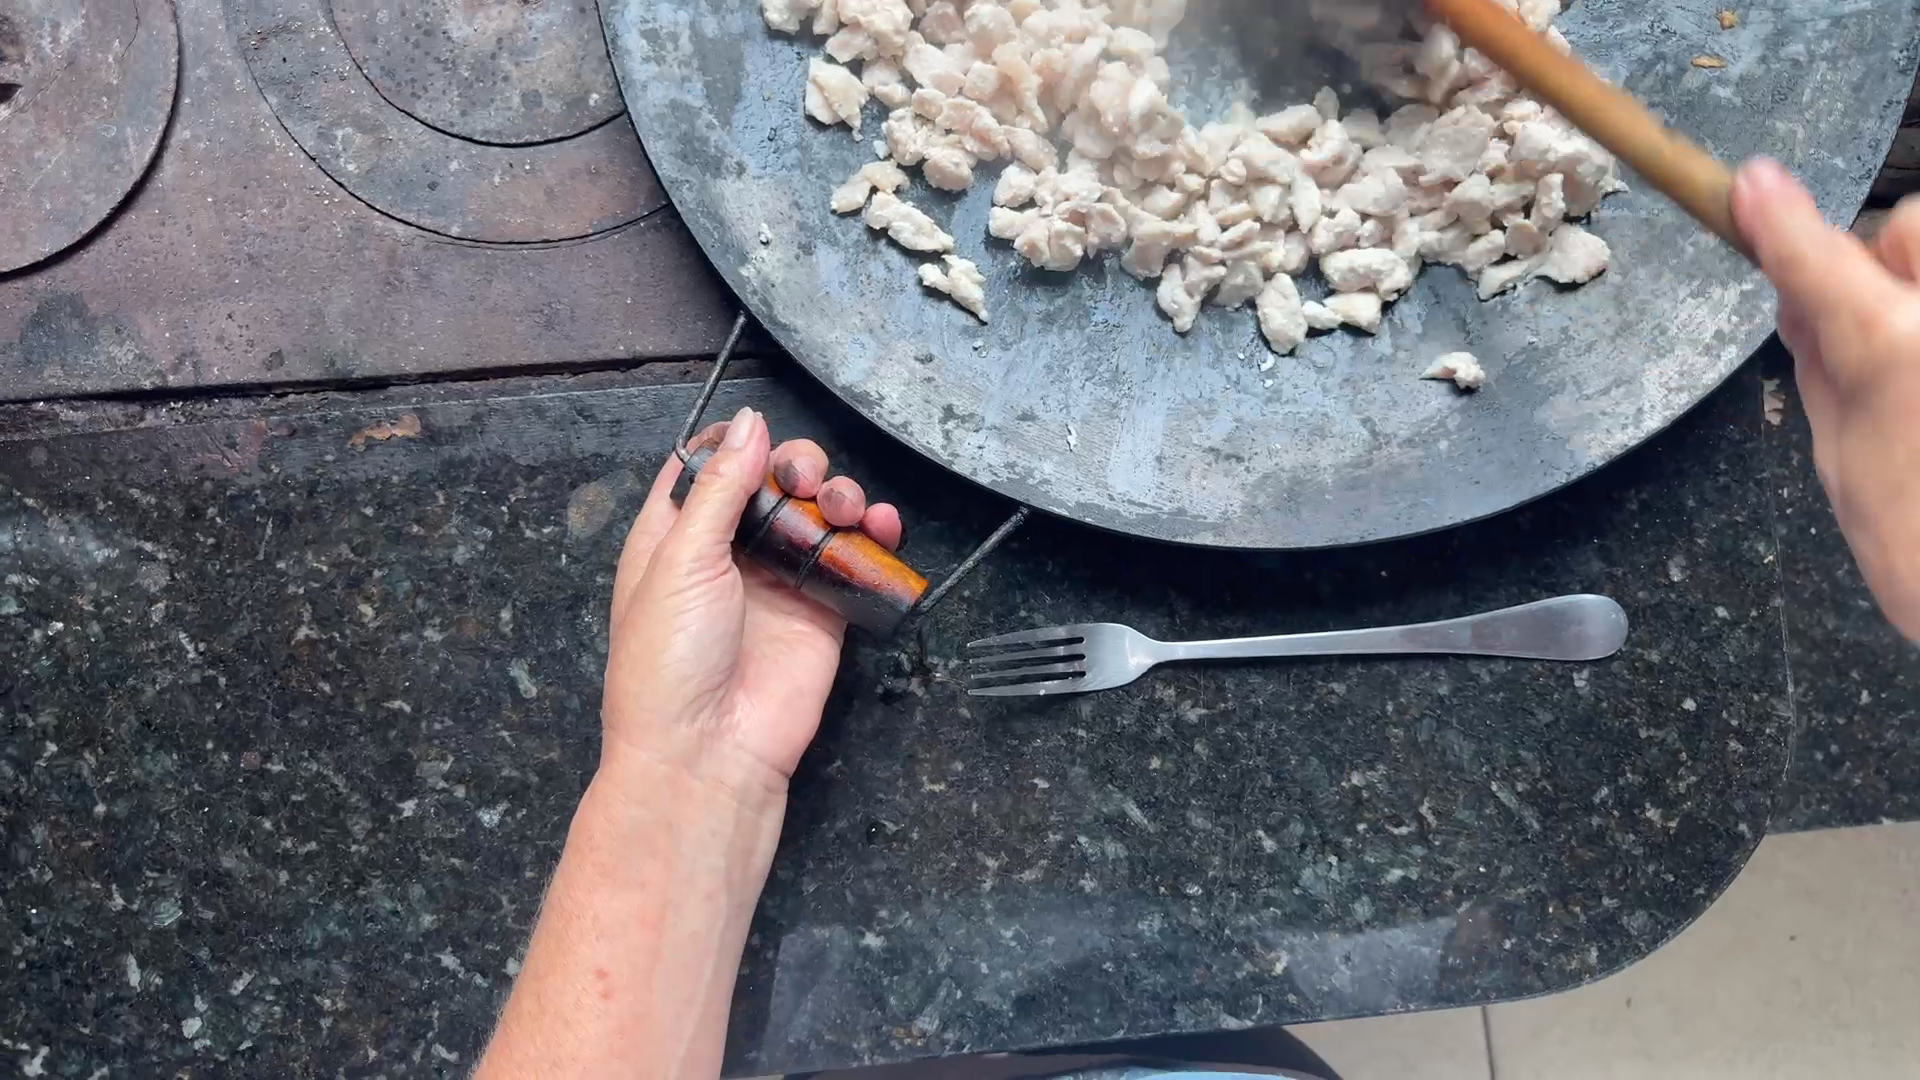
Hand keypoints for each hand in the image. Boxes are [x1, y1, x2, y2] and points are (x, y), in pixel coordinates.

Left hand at [600, 407, 902, 797]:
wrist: (713, 749)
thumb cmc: (673, 655)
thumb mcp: (682, 562)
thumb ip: (721, 488)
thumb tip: (750, 420)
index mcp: (679, 533)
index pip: (708, 465)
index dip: (736, 442)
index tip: (761, 434)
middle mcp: (732, 549)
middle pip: (774, 481)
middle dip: (798, 465)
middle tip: (806, 480)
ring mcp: (783, 576)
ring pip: (820, 512)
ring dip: (840, 494)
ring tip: (847, 506)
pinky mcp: (825, 605)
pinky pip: (854, 557)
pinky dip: (875, 534)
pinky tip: (883, 525)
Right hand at [1732, 158, 1919, 639]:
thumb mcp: (1843, 453)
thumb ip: (1823, 357)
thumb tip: (1796, 290)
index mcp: (1904, 356)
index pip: (1825, 266)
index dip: (1782, 222)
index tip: (1748, 181)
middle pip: (1918, 226)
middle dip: (1889, 257)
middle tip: (1870, 321)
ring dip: (1919, 279)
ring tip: (1910, 357)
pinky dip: (1918, 313)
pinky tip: (1916, 377)